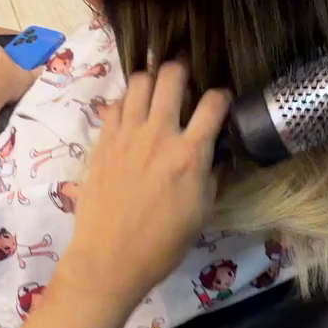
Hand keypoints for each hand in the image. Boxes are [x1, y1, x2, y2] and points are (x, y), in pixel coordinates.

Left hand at [53, 61, 230, 312]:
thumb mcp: (202, 212)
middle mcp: (159, 134)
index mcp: (190, 154)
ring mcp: (127, 134)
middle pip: (172, 76)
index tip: (222, 100)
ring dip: (153, 79)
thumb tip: (216, 153)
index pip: (214, 103)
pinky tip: (132, 113)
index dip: (223, 95)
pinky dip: (127, 101)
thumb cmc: (163, 243)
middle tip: (186, 77)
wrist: (110, 259)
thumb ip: (211, 174)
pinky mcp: (104, 141)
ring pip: (140, 81)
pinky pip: (116, 104)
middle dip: (183, 68)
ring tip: (157, 89)